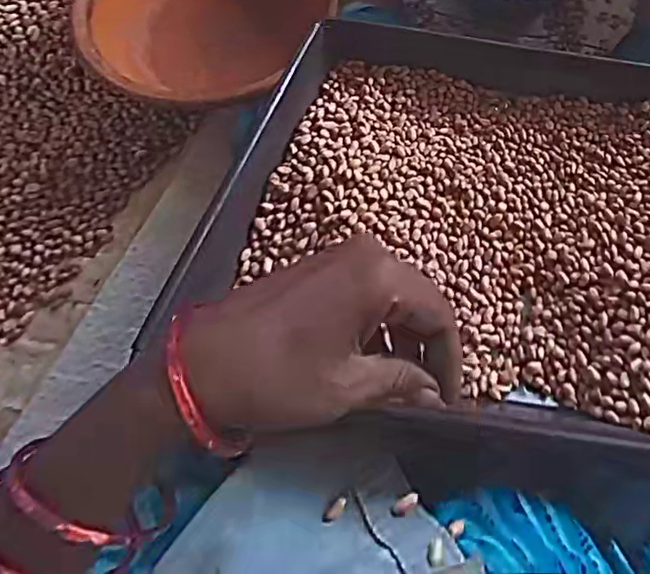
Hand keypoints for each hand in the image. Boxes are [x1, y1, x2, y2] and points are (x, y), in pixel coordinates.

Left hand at [175, 233, 461, 434]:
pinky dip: (379, 324)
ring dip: (403, 337)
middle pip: (419, 299)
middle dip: (427, 347)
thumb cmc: (277, 376)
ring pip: (396, 295)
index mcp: (380, 274)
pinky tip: (372, 358)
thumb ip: (400, 383)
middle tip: (429, 392)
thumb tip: (434, 395)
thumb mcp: (346, 388)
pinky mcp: (326, 264)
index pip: (439, 313)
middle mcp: (369, 252)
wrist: (198, 363)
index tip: (449, 398)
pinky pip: (370, 290)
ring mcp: (345, 254)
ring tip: (401, 382)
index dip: (450, 359)